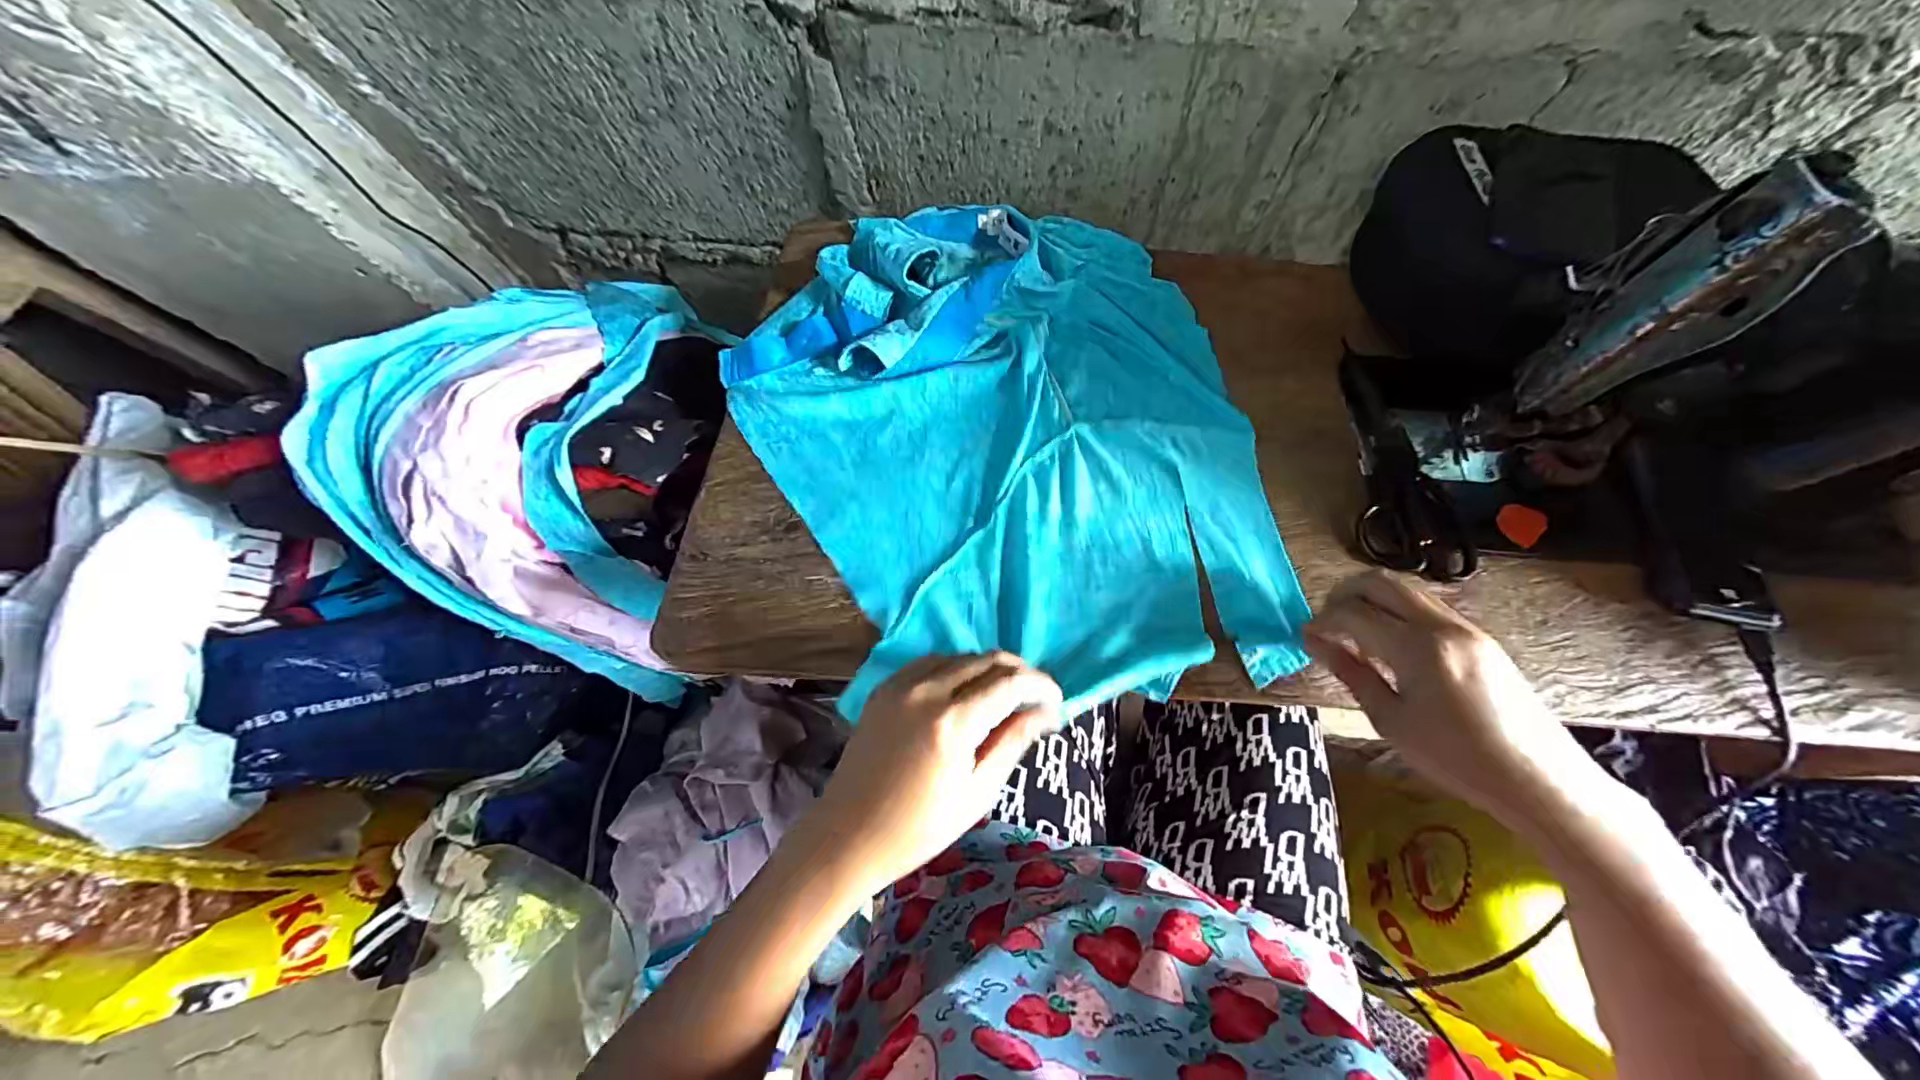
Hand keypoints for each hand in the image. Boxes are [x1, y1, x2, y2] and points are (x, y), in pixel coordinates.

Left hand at [805, 653, 1063, 894]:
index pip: (1010, 683)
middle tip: (1036, 699)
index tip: (1057, 702)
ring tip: (1005, 697)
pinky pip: (930, 663)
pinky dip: (956, 669)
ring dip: (988, 669)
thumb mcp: (977, 791)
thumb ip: (1012, 742)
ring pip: (959, 657)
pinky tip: (965, 691)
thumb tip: (1044, 712)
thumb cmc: (919, 826)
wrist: (849, 833)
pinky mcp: (884, 688)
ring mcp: (901, 685)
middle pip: (987, 660)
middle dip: (1019, 673)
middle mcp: (926, 690)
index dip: (1041, 686)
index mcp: (952, 721)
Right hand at [1304, 571, 1601, 826]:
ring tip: (1352, 634)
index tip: (1304, 636)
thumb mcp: (1390, 720)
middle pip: (1380, 582)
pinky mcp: (1479, 638)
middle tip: (1325, 621)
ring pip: (1405, 590)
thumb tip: (1315, 642)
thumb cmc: (1456, 758)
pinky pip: (1426, 608)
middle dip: (1343, 594)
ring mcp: (1466, 628)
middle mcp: (1442, 626)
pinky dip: (1395, 612)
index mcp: (1417, 648)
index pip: (1353, 613)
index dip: (1321, 621)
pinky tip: (1388, 645)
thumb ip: (1351, 672)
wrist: (1539, 778)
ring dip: (1371, 600)